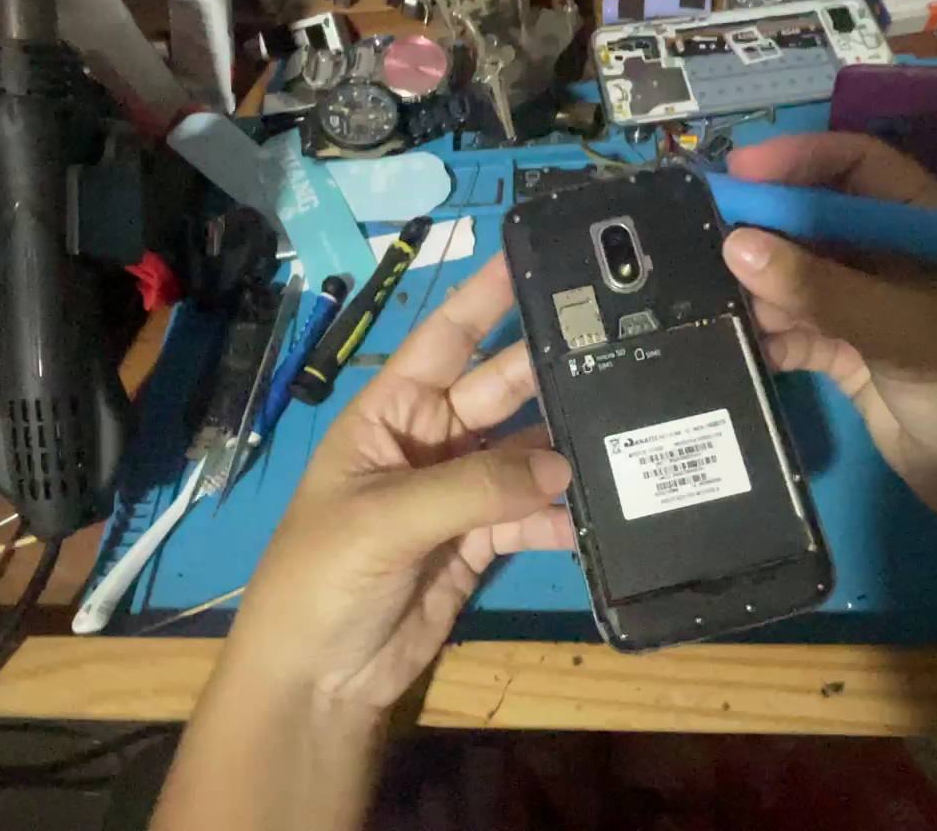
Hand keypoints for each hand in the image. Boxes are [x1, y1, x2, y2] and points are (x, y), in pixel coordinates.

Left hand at [219, 254, 572, 715]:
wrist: (317, 678)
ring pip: (524, 452)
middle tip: (612, 346)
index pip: (445, 337)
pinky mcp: (483, 539)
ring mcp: (461, 488)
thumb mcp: (384, 517)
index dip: (485, 296)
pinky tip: (589, 521)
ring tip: (619, 438)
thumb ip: (473, 487)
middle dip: (546, 370)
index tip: (532, 259)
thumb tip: (560, 465)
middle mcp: (431, 437)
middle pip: (499, 389)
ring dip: (563, 451)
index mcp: (391, 410)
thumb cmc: (322, 576)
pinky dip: (557, 518)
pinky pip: (529, 515)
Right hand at [720, 133, 936, 518]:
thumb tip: (736, 245)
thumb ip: (820, 288)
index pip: (859, 168)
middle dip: (766, 230)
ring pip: (798, 279)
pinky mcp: (848, 355)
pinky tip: (749, 347)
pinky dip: (770, 336)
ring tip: (725, 304)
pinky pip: (795, 331)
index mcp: (925, 229)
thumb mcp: (904, 327)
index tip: (738, 172)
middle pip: (816, 222)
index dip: (800, 159)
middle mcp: (891, 260)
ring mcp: (868, 309)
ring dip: (763, 290)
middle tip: (707, 241)